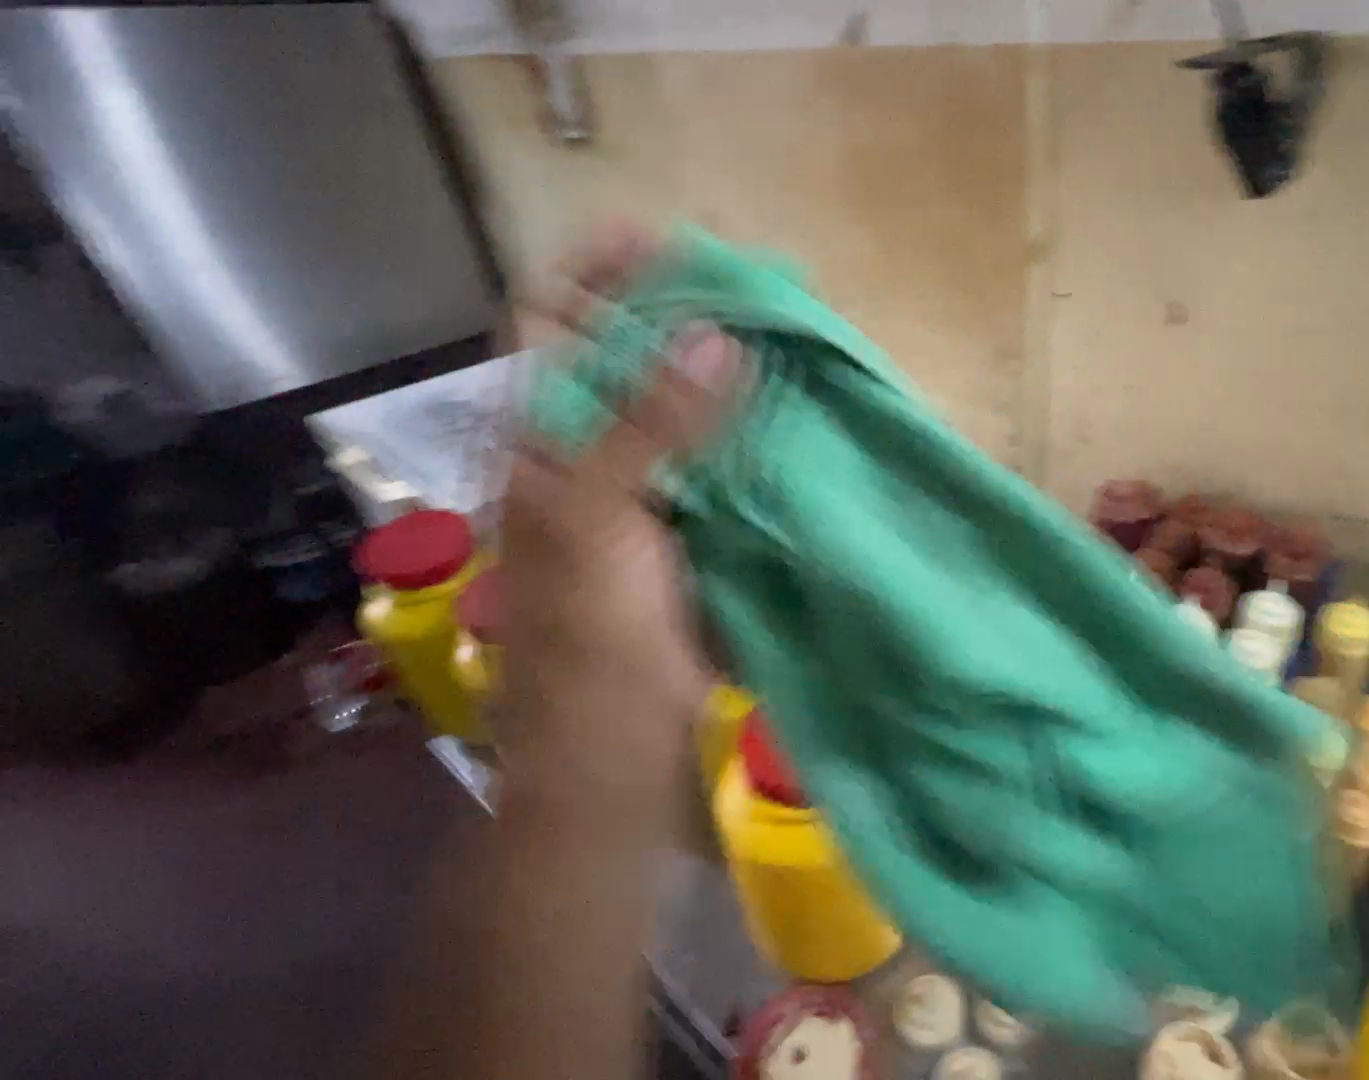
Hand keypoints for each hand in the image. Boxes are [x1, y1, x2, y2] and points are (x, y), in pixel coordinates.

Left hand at [497, 223, 742, 810]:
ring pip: (694, 412)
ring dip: (738, 375)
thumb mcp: (599, 526)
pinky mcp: (711, 533)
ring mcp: (659, 495)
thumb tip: (714, 334)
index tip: (659, 236)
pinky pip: (740, 466)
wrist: (626, 755)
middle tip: (755, 287)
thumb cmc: (589, 645)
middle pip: (632, 360)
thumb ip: (649, 428)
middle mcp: (597, 457)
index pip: (548, 325)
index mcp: (545, 445)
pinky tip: (812, 416)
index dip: (591, 273)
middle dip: (682, 315)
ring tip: (796, 340)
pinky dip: (770, 435)